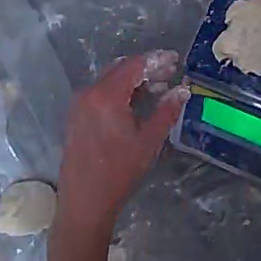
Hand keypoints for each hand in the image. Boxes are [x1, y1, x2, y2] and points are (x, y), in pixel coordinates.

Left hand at [55, 51, 188, 247]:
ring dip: (134, 80)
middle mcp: (89, 93)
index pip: (134, 66)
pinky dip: (121, 91)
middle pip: (121, 69)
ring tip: (158, 88)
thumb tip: (183, 90)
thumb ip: (167, 111)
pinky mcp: (77, 116)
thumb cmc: (119, 170)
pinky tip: (137, 102)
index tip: (176, 60)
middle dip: (146, 68)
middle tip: (170, 73)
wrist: (85, 200)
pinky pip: (101, 93)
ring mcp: (79, 105)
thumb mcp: (149, 140)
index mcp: (106, 95)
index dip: (157, 60)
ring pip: (110, 80)